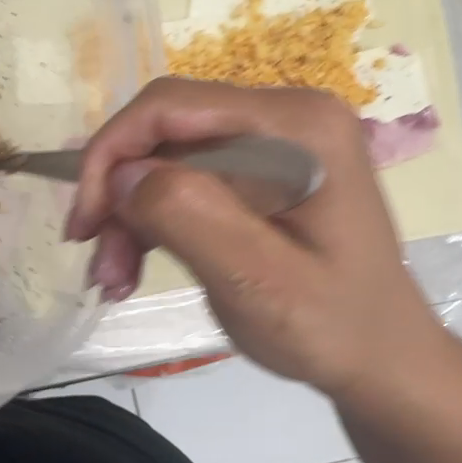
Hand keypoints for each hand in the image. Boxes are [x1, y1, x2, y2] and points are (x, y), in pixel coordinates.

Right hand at [65, 79, 447, 399]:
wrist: (377, 356)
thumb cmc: (330, 326)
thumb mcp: (257, 280)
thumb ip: (192, 217)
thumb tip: (121, 175)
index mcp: (295, 127)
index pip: (170, 106)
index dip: (110, 155)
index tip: (84, 225)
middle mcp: (281, 119)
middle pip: (161, 135)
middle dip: (116, 197)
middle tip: (99, 268)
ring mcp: (268, 145)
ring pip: (160, 163)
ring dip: (125, 220)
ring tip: (115, 281)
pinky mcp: (254, 174)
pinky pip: (177, 185)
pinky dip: (146, 226)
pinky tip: (132, 270)